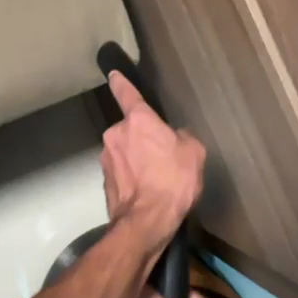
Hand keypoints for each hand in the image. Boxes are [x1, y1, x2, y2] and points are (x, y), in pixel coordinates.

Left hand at [101, 71, 205, 249]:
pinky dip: (130, 177)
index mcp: (138, 120)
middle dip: (142, 140)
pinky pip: (121, 171)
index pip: (126, 93)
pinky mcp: (104, 179)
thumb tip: (175, 136)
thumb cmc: (172, 181)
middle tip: (161, 158)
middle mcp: (117, 132)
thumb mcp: (193, 154)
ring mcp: (107, 157)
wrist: (146, 222)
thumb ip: (184, 136)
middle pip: (130, 130)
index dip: (121, 82)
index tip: (113, 74)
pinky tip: (145, 192)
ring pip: (124, 151)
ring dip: (135, 160)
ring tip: (155, 180)